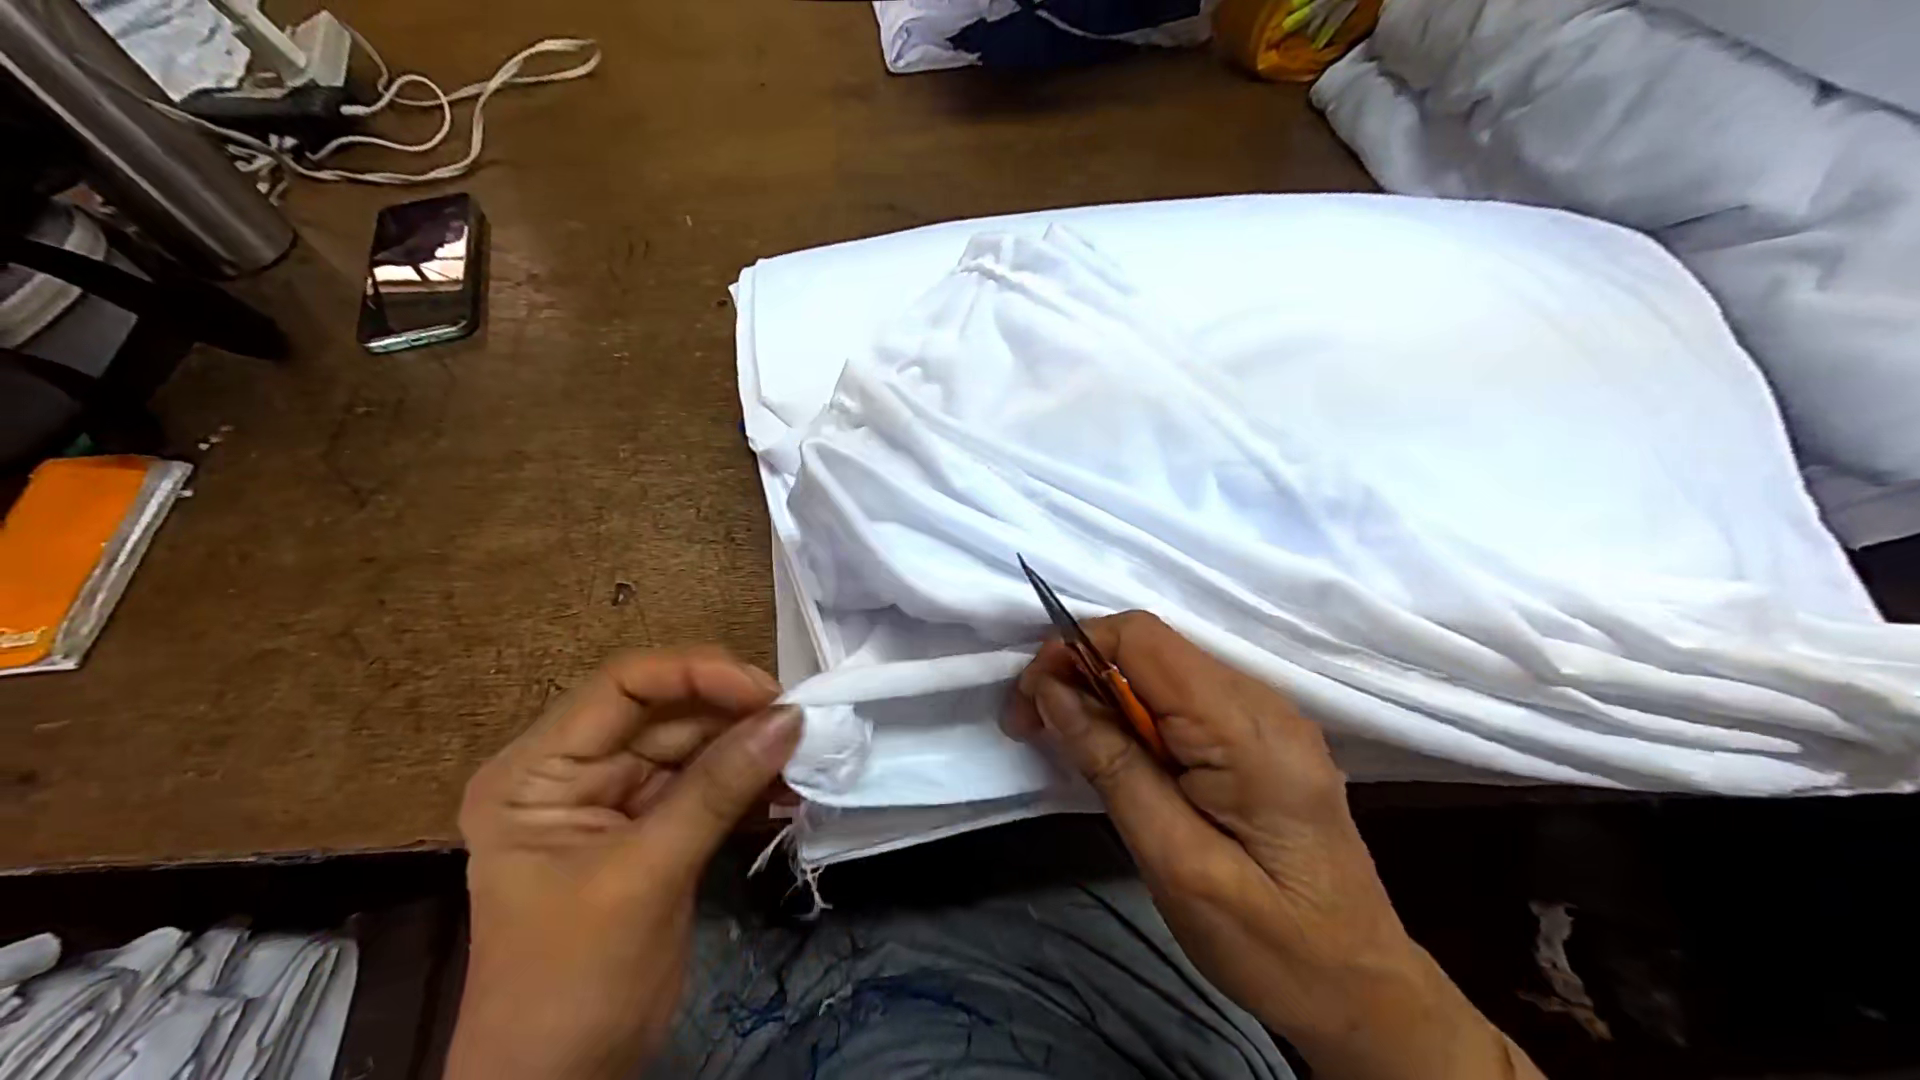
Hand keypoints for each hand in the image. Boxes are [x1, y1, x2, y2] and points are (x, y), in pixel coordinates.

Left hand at [447, 647, 800, 1079]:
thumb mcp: (645, 875)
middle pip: (667, 711)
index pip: (622, 685)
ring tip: (807, 755)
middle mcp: (575, 768)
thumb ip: (718, 789)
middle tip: (803, 723)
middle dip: (736, 714)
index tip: (765, 692)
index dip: (696, 673)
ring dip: (751, 748)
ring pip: (696, 744)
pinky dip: (750, 783)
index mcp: (538, 770)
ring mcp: (616, 797)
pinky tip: (790, 790)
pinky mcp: (653, 825)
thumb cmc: (573, 981)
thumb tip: (791, 718)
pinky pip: (710, 783)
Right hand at [1008, 613, 1541, 1079]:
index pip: (1143, 640)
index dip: (1074, 648)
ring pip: (1159, 666)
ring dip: (1101, 690)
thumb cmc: (1271, 945)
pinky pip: (1179, 694)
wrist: (1363, 991)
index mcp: (1248, 730)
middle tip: (1033, 725)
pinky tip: (1115, 751)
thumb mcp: (1175, 864)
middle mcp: (1262, 701)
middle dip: (1079, 670)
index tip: (1030, 702)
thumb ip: (1114, 767)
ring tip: (1066, 740)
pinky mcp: (1260, 733)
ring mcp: (1266, 713)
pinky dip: (1131, 708)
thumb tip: (1054, 692)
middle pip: (1149, 645)